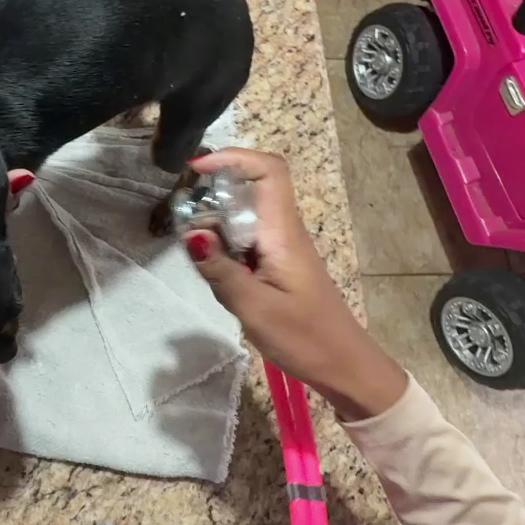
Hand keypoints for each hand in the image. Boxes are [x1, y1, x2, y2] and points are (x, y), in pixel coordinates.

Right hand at [182, 149, 407, 419]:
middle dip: (212, 191)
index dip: (232, 157)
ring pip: (243, 215)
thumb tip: (191, 233)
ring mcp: (280, 247)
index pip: (268, 169)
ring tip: (192, 247)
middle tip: (180, 214)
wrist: (344, 367)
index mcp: (282, 232)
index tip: (195, 169)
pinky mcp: (276, 264)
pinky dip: (222, 245)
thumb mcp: (254, 308)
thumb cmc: (304, 338)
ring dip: (215, 222)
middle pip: (249, 187)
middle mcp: (283, 230)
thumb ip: (219, 270)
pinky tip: (213, 271)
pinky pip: (245, 239)